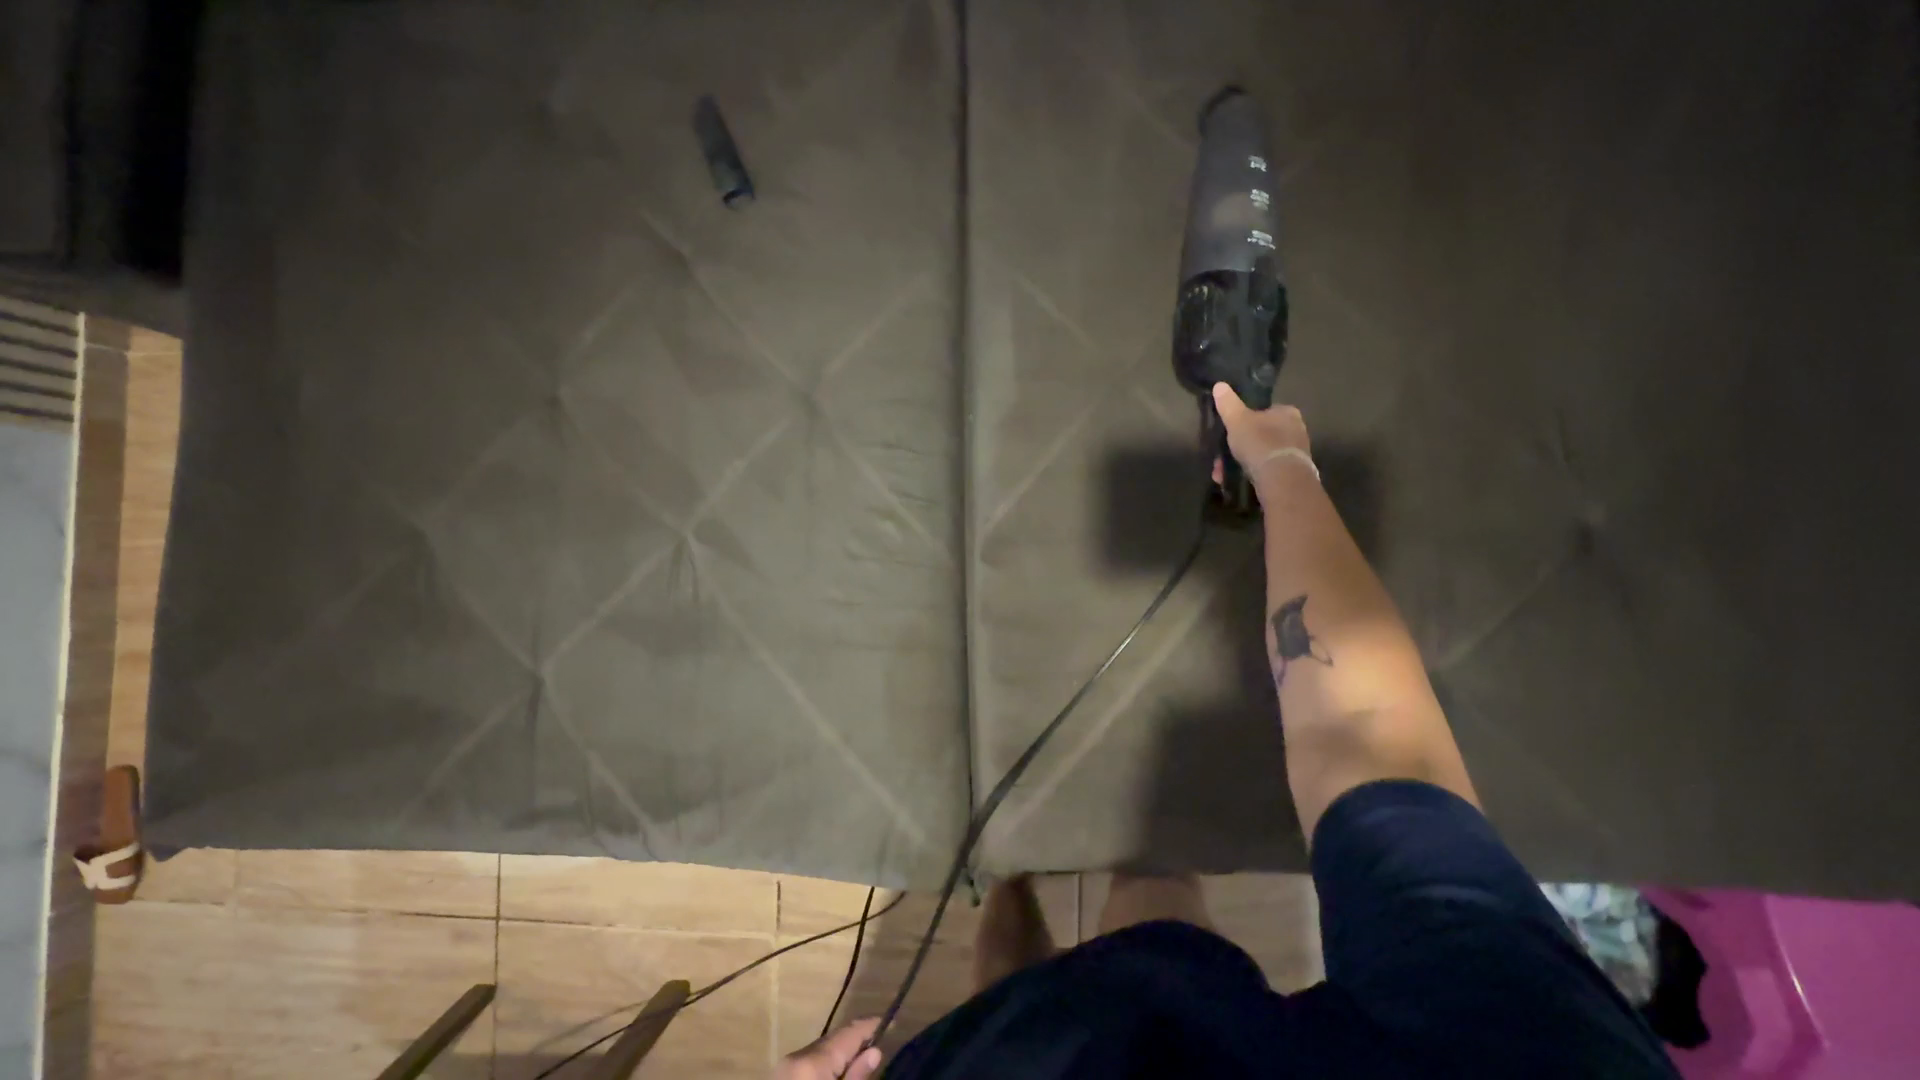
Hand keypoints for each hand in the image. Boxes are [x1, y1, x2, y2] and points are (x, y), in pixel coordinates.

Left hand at [776, 1018, 882, 1079]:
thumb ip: (855, 1076)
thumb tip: (874, 1051)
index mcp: (813, 1060)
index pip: (848, 1032)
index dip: (871, 1024)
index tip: (890, 1020)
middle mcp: (796, 1055)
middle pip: (832, 1039)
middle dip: (855, 1037)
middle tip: (878, 1038)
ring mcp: (784, 1065)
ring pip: (820, 1050)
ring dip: (840, 1050)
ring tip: (860, 1053)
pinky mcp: (779, 1075)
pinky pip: (808, 1061)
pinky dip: (825, 1061)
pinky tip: (836, 1068)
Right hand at [1212, 382, 1311, 489]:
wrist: (1281, 478)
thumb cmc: (1260, 443)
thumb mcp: (1237, 420)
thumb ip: (1228, 404)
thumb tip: (1219, 385)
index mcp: (1287, 412)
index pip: (1265, 411)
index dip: (1246, 420)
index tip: (1231, 432)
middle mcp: (1296, 430)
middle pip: (1261, 435)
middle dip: (1240, 446)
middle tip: (1221, 458)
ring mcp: (1296, 452)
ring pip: (1262, 454)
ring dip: (1242, 462)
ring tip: (1223, 474)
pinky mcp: (1293, 472)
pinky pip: (1268, 469)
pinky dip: (1252, 474)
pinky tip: (1237, 481)